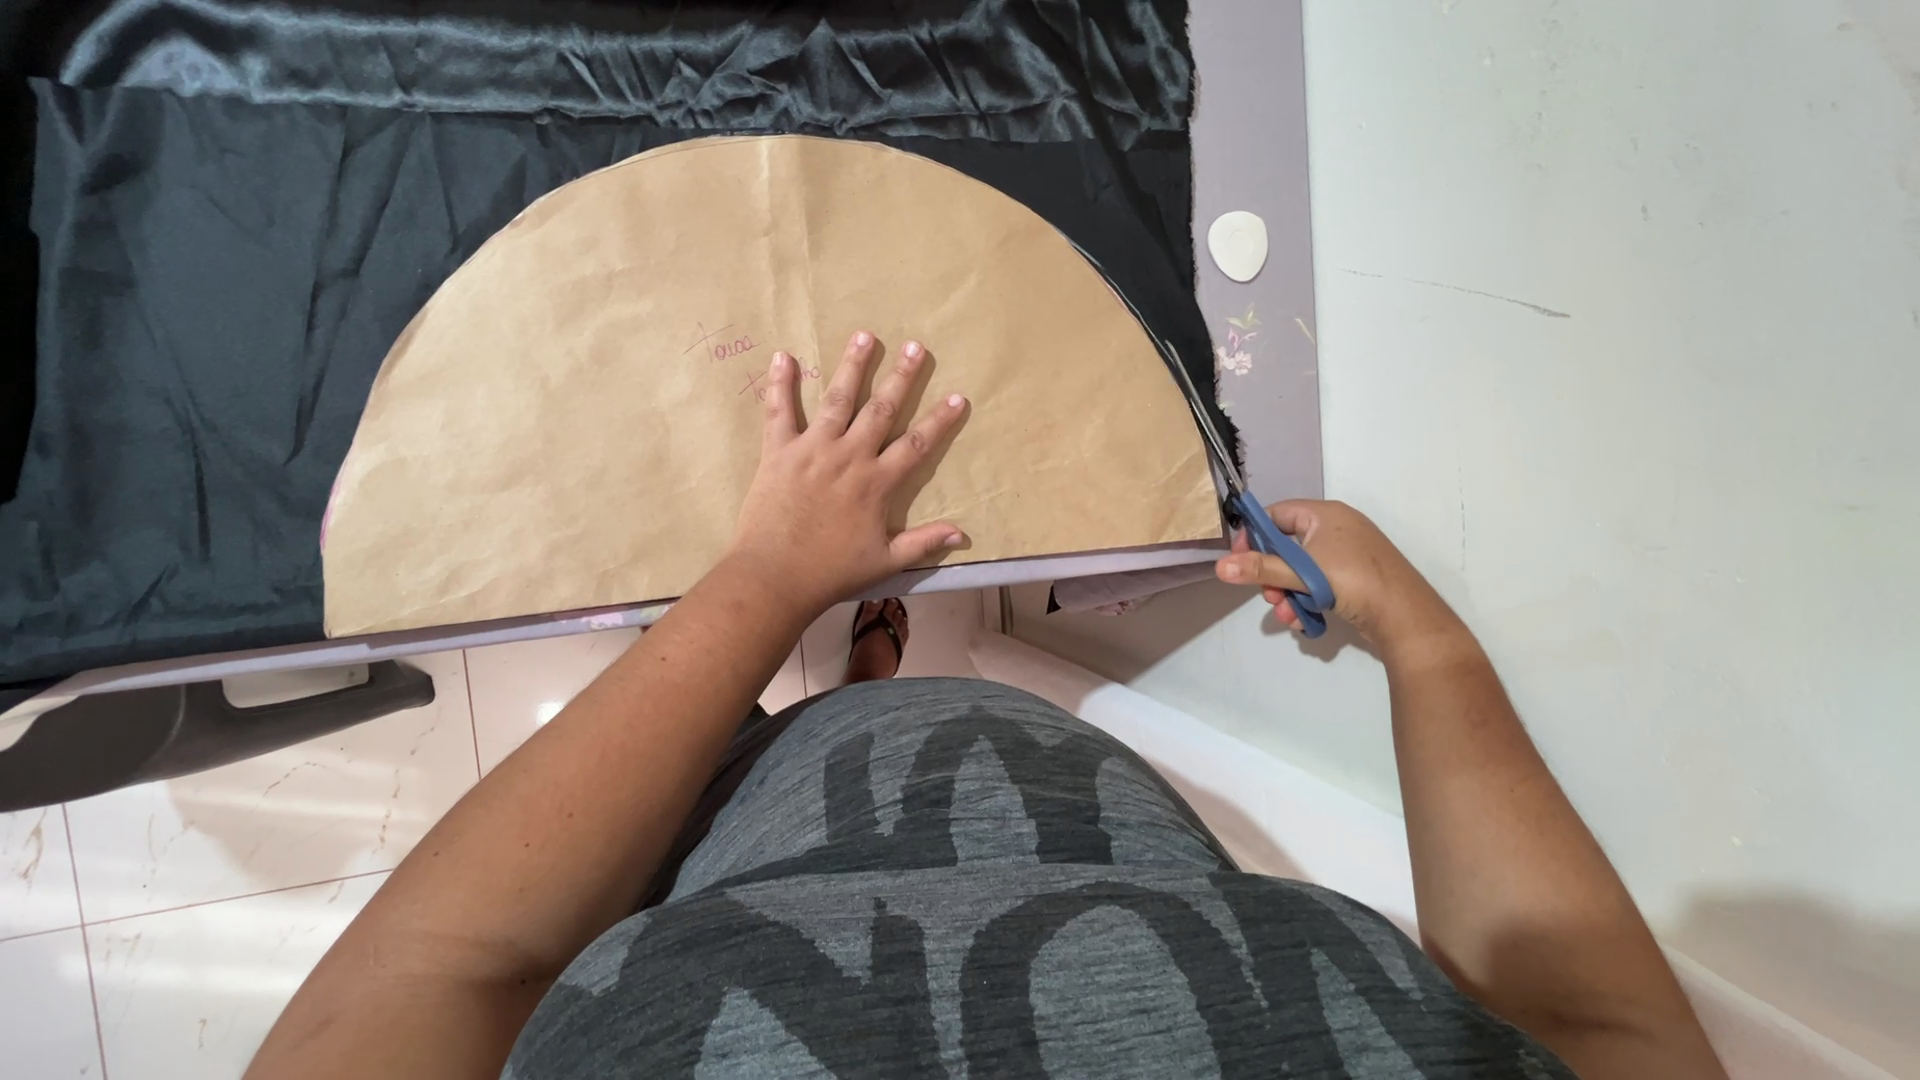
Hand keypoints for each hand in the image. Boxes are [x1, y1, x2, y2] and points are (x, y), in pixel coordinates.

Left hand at [723, 331, 967, 616]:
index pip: (917, 445)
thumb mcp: (885, 561)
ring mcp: (812, 450)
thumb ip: (923, 543)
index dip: (939, 421)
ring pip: (836, 400)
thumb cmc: (831, 572)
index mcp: (876, 483)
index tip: (957, 397)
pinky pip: (779, 413)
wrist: (775, 577)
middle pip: (881, 410)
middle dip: (902, 378)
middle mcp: (849, 457)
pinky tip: (783, 356)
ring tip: (865, 335)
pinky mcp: (779, 452)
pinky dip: (780, 384)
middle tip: (916, 347)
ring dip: (852, 366)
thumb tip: (962, 534)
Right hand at [1213, 500, 1467, 659]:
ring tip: (1286, 614)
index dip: (1254, 536)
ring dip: (1286, 593)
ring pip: (1300, 569)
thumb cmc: (1353, 582)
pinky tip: (1302, 619)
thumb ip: (1260, 569)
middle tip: (1268, 596)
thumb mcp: (1301, 574)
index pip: (1276, 515)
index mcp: (1325, 515)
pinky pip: (1318, 582)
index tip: (1241, 562)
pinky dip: (1306, 599)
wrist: (1406, 618)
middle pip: (1286, 546)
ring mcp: (1347, 554)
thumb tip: (1220, 566)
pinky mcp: (1354, 578)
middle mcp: (1336, 529)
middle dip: (1272, 575)